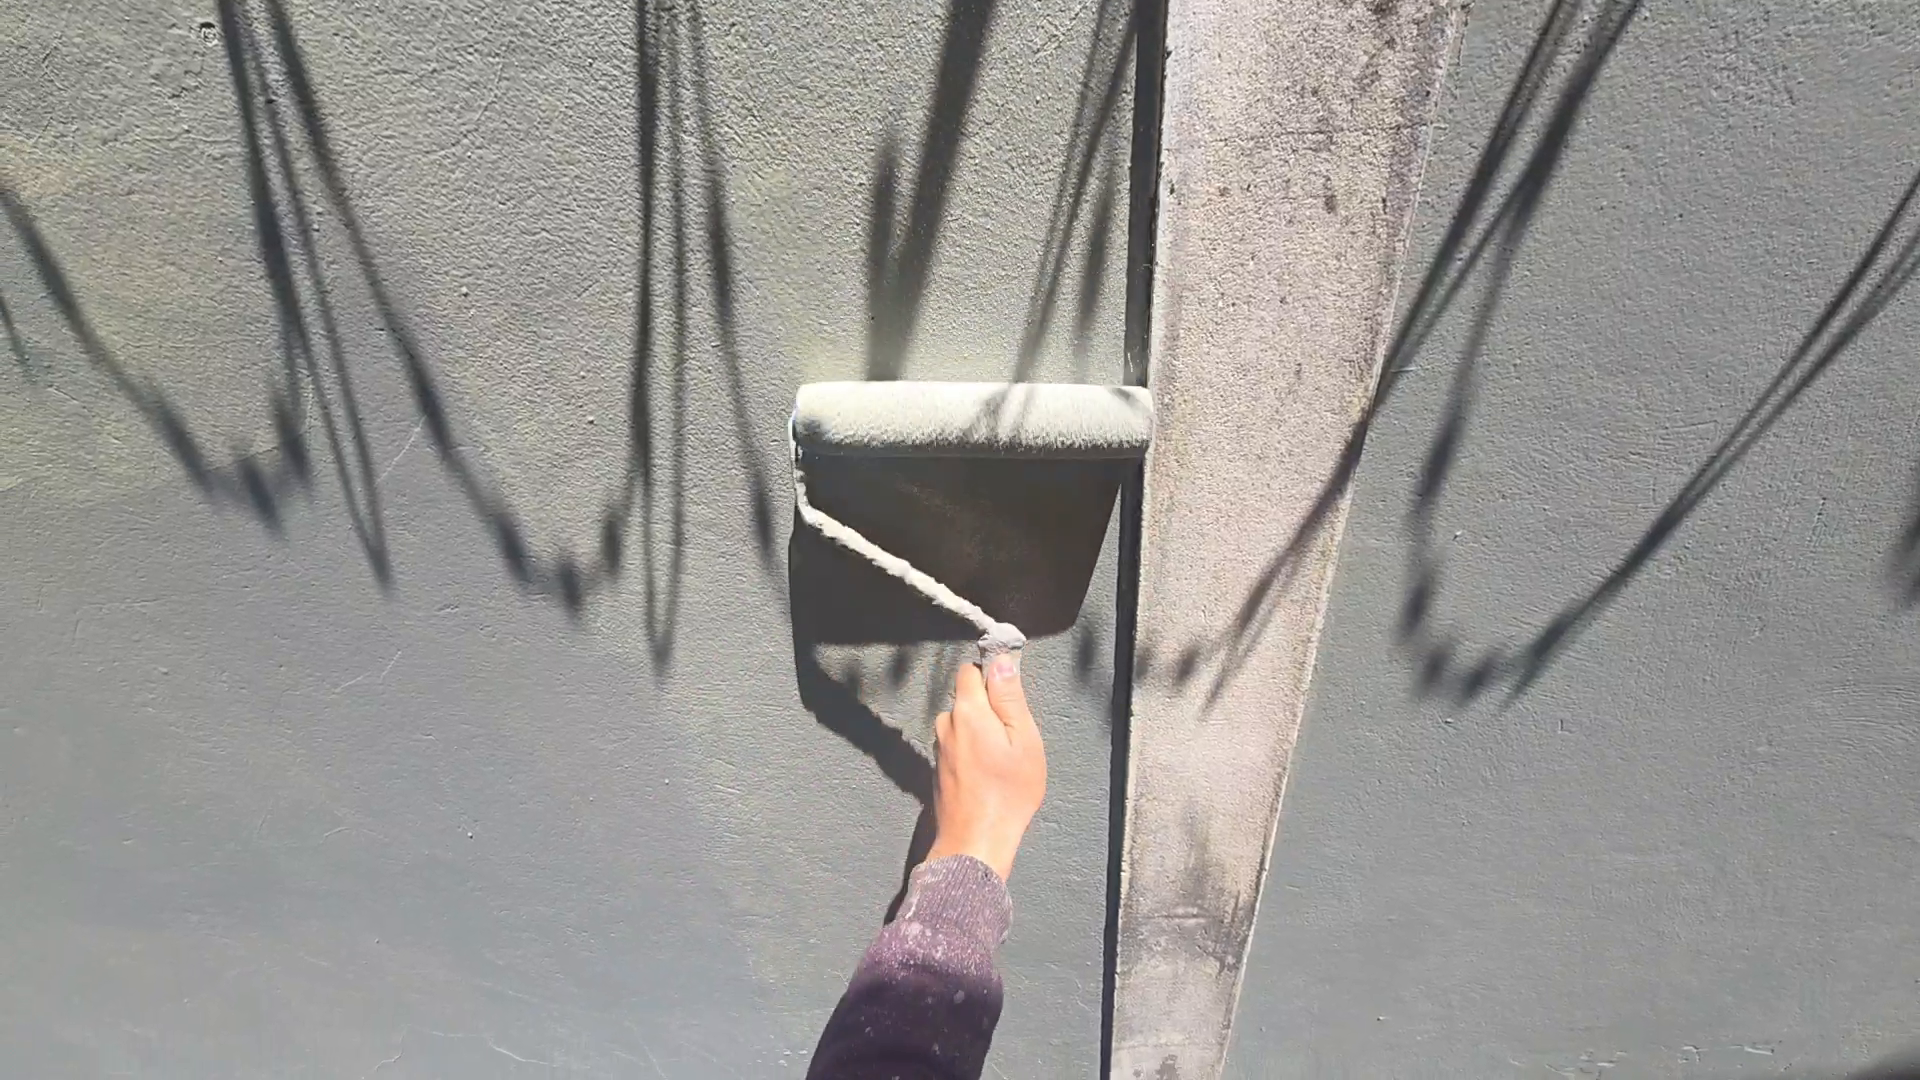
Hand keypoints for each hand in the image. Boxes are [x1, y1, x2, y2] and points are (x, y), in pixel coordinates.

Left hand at [925, 653, 1046, 881]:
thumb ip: (1010, 698)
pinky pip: (957, 746)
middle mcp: (947, 724)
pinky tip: (986, 775)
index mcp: (968, 712)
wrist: (976, 841)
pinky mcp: (939, 767)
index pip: (970, 671)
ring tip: (1000, 761)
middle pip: (966, 699)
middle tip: (1010, 738)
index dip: (990, 677)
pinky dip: (971, 753)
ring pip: (962, 724)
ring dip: (979, 733)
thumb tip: (1002, 662)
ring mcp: (939, 747)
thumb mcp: (1023, 740)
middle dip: (987, 709)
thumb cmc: (1007, 794)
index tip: (1008, 696)